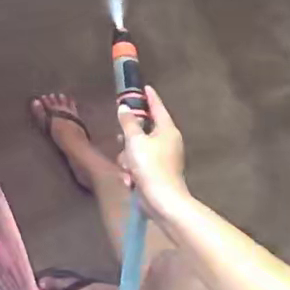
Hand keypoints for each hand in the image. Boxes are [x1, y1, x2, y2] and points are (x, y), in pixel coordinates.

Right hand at [117, 85, 188, 214]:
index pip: (158, 107)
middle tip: (120, 134)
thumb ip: (128, 122)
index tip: (144, 87)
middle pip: (146, 129)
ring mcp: (165, 158)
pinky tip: (129, 179)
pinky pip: (141, 164)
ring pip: (140, 148)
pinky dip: (133, 169)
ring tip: (125, 167)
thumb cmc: (150, 166)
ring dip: (128, 157)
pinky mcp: (159, 173)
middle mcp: (169, 141)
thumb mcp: (135, 141)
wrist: (163, 201)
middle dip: (130, 136)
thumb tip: (124, 108)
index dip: (149, 97)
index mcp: (167, 130)